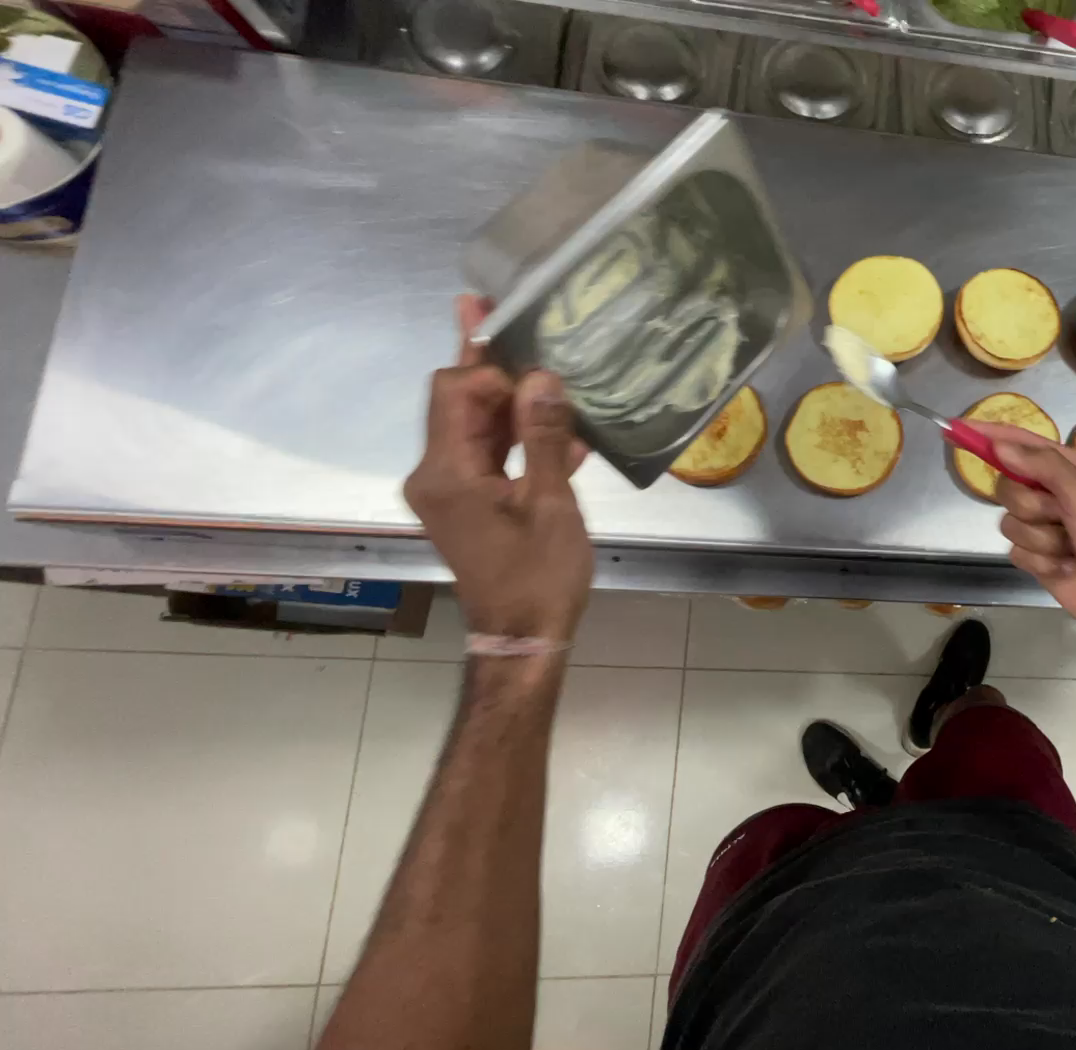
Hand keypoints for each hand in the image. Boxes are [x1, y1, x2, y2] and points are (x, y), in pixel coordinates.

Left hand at [403, 296, 593, 640]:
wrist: (523, 635)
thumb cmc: (539, 575)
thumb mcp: (550, 504)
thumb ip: (544, 438)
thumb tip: (541, 377)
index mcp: (445, 471)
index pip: (455, 392)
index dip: (491, 367)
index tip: (536, 359)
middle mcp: (435, 474)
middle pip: (459, 403)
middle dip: (487, 365)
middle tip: (492, 309)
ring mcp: (451, 491)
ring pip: (477, 429)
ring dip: (511, 404)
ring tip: (540, 365)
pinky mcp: (470, 505)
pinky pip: (491, 458)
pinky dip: (519, 442)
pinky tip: (560, 434)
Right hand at [978, 423, 1075, 637]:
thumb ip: (1043, 466)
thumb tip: (1001, 445)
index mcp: (1070, 469)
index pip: (1022, 444)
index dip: (990, 435)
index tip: (957, 428)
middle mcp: (1053, 493)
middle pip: (1007, 487)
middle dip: (1031, 507)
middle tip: (1061, 517)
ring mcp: (1042, 526)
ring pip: (1009, 522)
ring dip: (1042, 540)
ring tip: (1071, 549)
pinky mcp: (1035, 556)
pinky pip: (1015, 551)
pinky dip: (1041, 562)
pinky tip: (1066, 568)